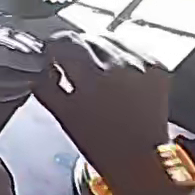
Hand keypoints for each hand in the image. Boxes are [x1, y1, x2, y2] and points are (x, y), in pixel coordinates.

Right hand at [34, 31, 171, 184]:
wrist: (140, 157)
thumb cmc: (97, 141)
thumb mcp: (62, 114)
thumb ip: (45, 86)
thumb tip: (36, 66)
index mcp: (92, 76)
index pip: (66, 41)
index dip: (53, 47)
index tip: (49, 57)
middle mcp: (120, 62)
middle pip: (88, 37)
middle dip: (74, 48)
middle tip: (68, 64)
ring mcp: (142, 62)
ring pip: (110, 39)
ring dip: (96, 48)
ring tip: (92, 67)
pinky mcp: (158, 65)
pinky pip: (131, 48)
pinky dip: (118, 55)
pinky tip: (113, 72)